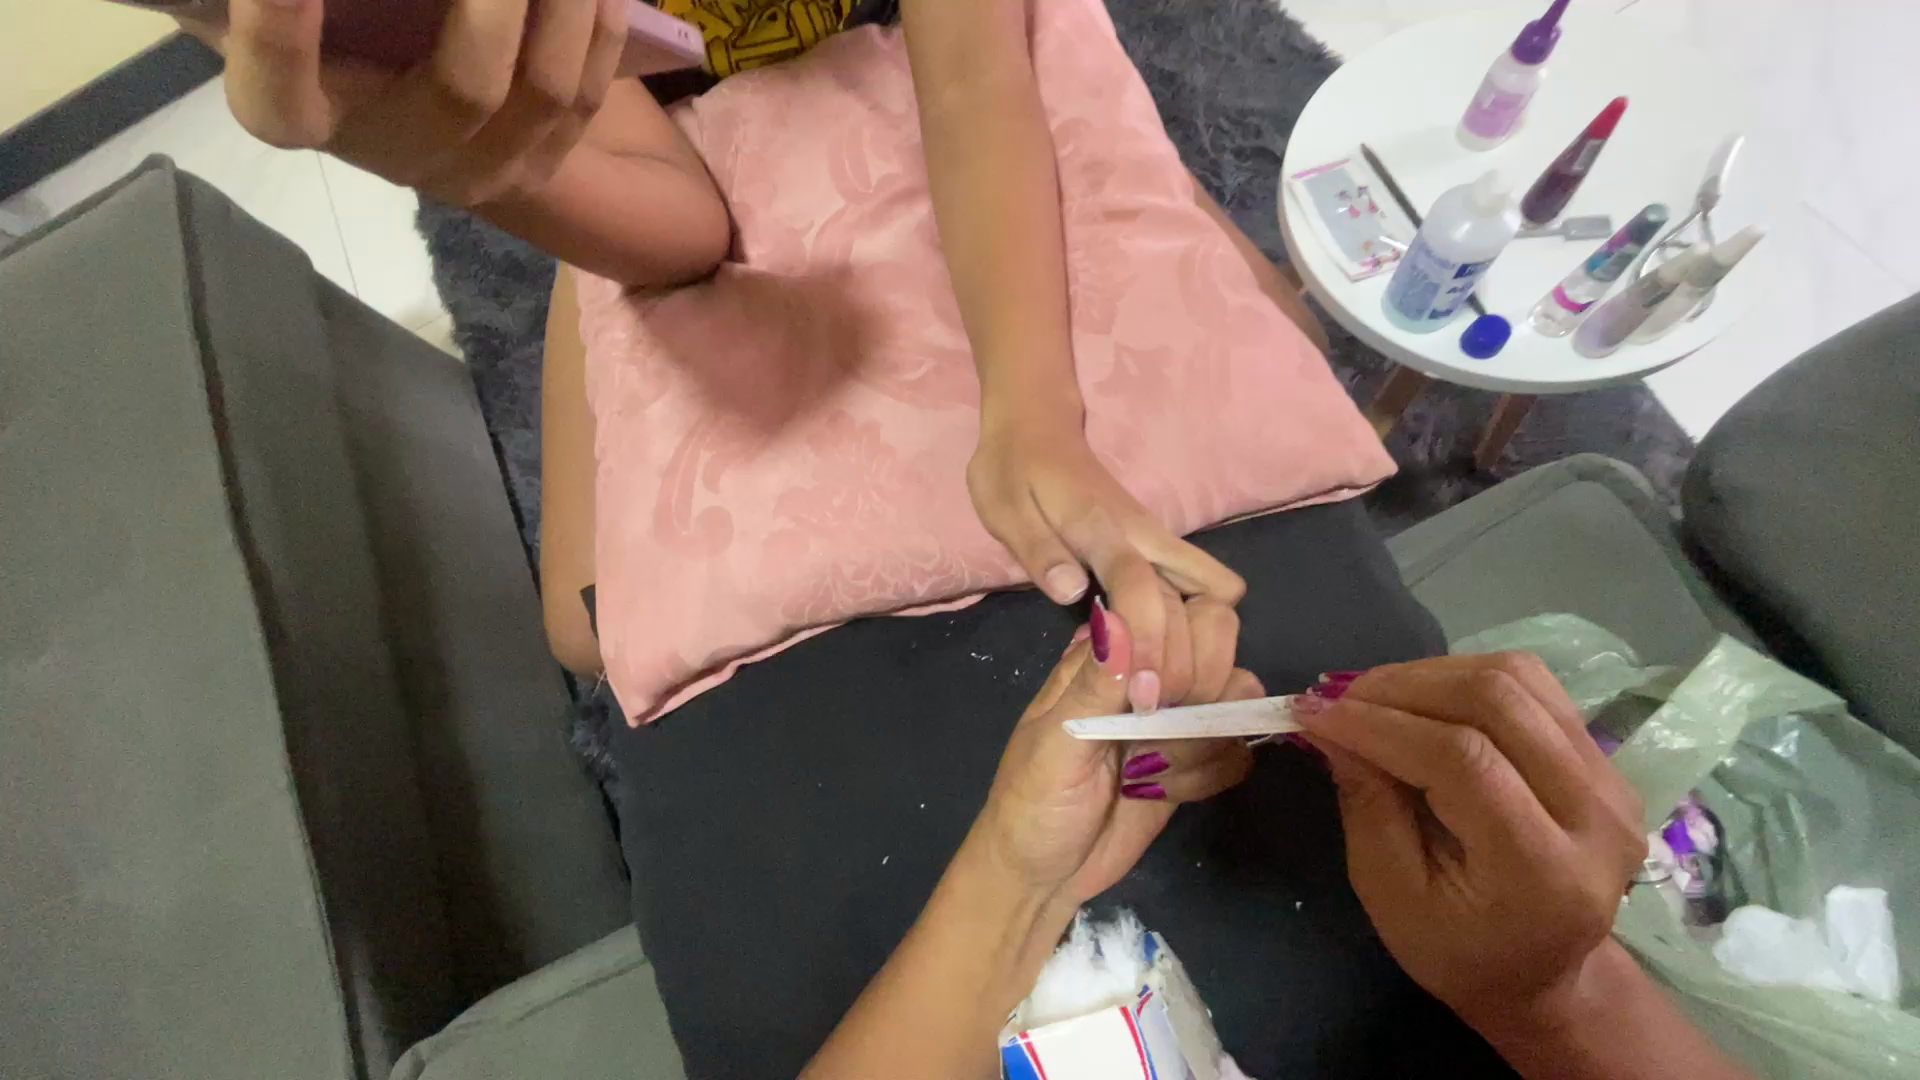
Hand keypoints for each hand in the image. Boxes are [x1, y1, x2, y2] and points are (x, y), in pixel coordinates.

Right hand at [183, 0, 627, 206]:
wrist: (418, 112)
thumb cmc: (327, 32)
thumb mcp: (307, 15)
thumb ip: (307, 8)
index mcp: (305, 114)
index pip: (279, 87)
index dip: (280, 31)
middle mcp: (403, 156)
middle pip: (465, 88)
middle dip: (495, 4)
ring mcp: (484, 171)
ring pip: (545, 93)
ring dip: (565, 9)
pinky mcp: (544, 165)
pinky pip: (586, 100)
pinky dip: (600, 32)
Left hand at [968, 415, 1245, 712]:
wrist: (1036, 425)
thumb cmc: (1013, 470)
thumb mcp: (1006, 510)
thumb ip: (1040, 553)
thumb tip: (1073, 594)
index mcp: (1100, 527)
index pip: (1140, 587)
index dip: (1147, 641)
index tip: (1141, 692)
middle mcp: (1144, 534)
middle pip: (1203, 597)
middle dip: (1189, 653)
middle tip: (1152, 700)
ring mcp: (1157, 539)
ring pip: (1208, 595)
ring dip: (1196, 642)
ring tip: (1158, 687)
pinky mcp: (1158, 546)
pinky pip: (1194, 590)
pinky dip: (1190, 626)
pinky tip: (1157, 657)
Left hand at [969, 599, 1261, 906]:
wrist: (1045, 874)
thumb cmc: (1032, 802)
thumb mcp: (1054, 743)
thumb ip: (1093, 685)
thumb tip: (1115, 617)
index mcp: (1100, 652)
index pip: (1164, 603)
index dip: (1169, 642)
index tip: (1143, 697)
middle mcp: (1144, 671)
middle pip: (1214, 635)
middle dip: (1196, 688)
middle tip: (1150, 731)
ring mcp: (1175, 713)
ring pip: (1236, 691)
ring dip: (1200, 741)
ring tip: (1149, 772)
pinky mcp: (1196, 758)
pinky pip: (1238, 747)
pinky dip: (1210, 775)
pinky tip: (1165, 794)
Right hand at [1293, 653, 1646, 1034]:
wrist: (1543, 971)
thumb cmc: (1454, 946)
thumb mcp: (1388, 891)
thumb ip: (1365, 803)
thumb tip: (1327, 724)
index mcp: (1543, 868)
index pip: (1462, 759)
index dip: (1378, 725)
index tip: (1311, 713)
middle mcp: (1595, 813)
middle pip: (1494, 700)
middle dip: (1398, 687)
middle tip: (1338, 701)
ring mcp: (1609, 776)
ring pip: (1512, 676)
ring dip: (1426, 674)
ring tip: (1372, 699)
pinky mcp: (1598, 754)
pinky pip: (1526, 680)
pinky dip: (1457, 675)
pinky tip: (1418, 701)